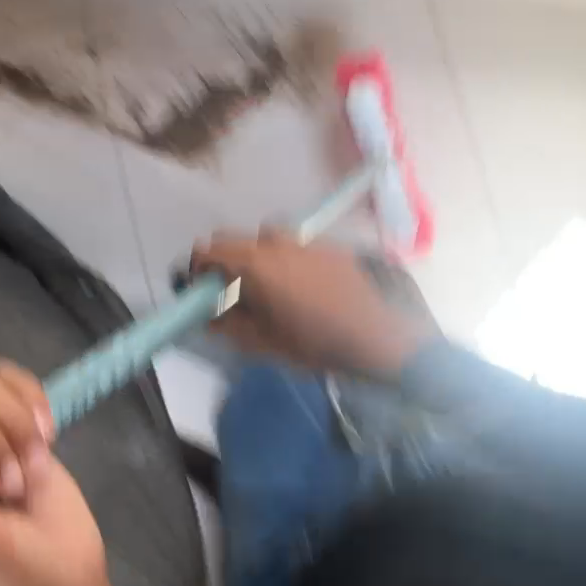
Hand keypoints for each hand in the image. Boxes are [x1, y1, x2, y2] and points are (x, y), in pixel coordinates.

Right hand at [190, 226, 431, 378]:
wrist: (388, 339)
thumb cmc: (320, 344)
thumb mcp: (266, 343)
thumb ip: (228, 326)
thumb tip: (206, 315)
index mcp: (254, 262)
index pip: (208, 250)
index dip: (197, 270)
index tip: (201, 292)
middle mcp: (275, 241)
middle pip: (234, 240)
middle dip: (226, 264)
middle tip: (235, 296)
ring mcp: (305, 241)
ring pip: (265, 241)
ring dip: (257, 259)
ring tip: (273, 292)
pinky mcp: (330, 246)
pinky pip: (294, 247)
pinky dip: (287, 262)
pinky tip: (306, 291)